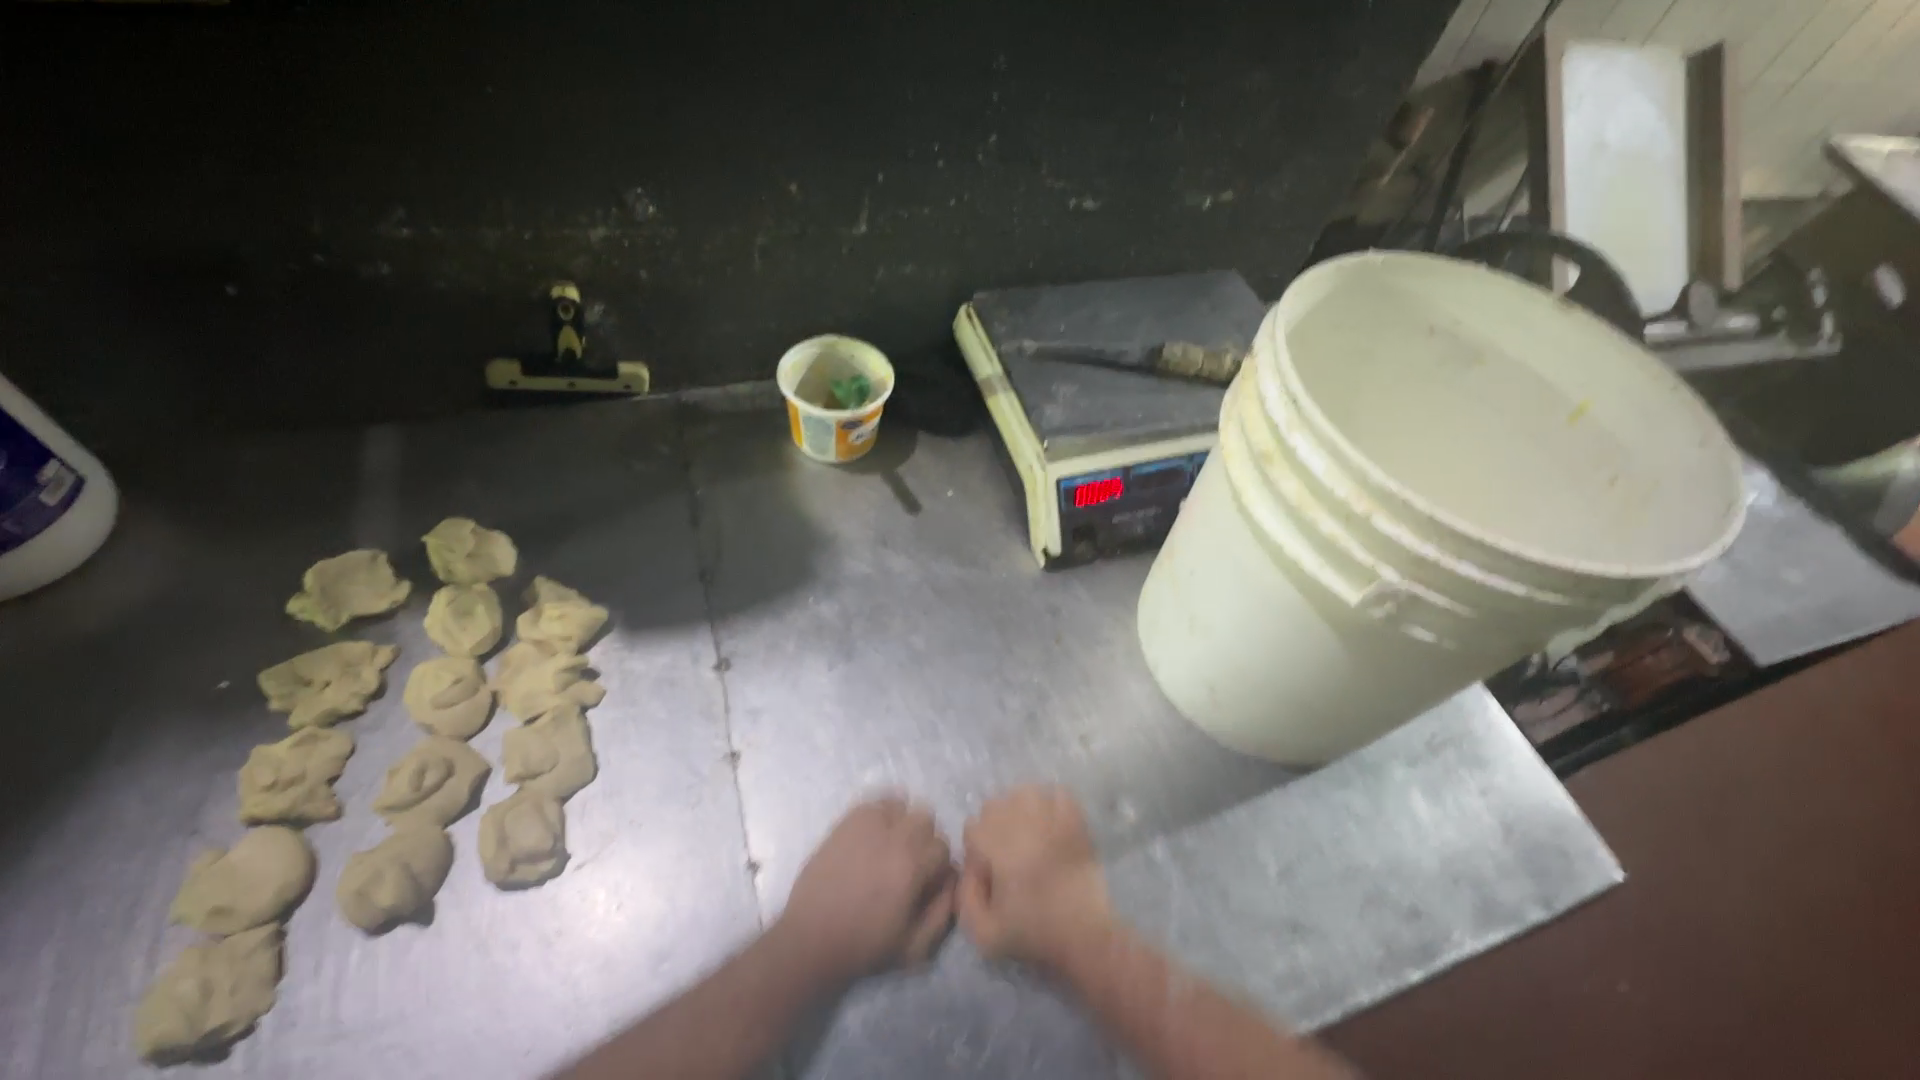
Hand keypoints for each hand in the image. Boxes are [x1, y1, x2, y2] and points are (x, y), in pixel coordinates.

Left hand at [776, 795, 956, 981]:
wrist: (812, 939)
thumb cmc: (865, 946)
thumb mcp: (916, 947)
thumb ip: (944, 912)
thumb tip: (952, 881)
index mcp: (912, 866)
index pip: (943, 847)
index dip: (938, 867)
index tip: (926, 883)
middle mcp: (893, 838)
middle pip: (926, 819)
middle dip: (923, 840)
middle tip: (909, 864)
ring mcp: (866, 826)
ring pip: (901, 804)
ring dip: (902, 823)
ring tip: (890, 847)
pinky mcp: (844, 823)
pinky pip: (873, 802)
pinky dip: (880, 814)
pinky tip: (873, 836)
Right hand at [958, 786, 1111, 968]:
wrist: (1086, 937)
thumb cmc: (1034, 935)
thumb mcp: (984, 933)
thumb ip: (964, 897)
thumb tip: (969, 865)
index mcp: (1001, 851)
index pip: (973, 826)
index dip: (976, 849)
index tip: (988, 870)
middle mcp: (1025, 827)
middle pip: (995, 804)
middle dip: (994, 826)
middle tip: (1006, 853)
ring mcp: (1054, 822)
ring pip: (1024, 793)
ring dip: (1019, 809)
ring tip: (1025, 833)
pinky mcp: (1077, 824)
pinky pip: (1059, 794)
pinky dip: (1050, 802)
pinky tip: (1049, 823)